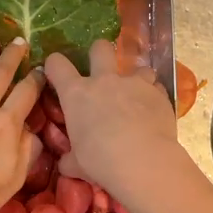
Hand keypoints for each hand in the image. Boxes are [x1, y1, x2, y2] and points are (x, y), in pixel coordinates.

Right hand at [43, 40, 181, 191]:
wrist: (142, 162)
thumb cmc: (100, 162)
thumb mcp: (77, 164)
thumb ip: (70, 159)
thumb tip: (65, 164)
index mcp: (77, 94)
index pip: (57, 65)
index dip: (54, 65)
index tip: (56, 73)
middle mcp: (105, 81)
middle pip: (100, 48)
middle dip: (99, 53)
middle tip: (101, 71)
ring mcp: (134, 84)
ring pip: (137, 66)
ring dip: (136, 78)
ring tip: (136, 96)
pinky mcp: (158, 93)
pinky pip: (156, 88)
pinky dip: (153, 97)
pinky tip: (153, 112)